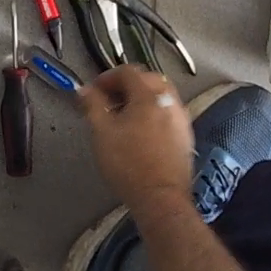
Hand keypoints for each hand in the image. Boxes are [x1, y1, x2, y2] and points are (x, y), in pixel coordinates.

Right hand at [80, 66, 195, 213]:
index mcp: (148, 96)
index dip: (108, 77)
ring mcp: (181, 120)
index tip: (95, 90)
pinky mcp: (185, 137)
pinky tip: (140, 131)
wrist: (160, 198)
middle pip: (148, 79)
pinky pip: (168, 113)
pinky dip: (153, 113)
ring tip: (123, 116)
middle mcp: (169, 102)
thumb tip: (86, 90)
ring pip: (161, 96)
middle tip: (109, 99)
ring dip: (141, 98)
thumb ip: (92, 105)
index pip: (128, 71)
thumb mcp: (101, 132)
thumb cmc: (128, 164)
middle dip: (126, 85)